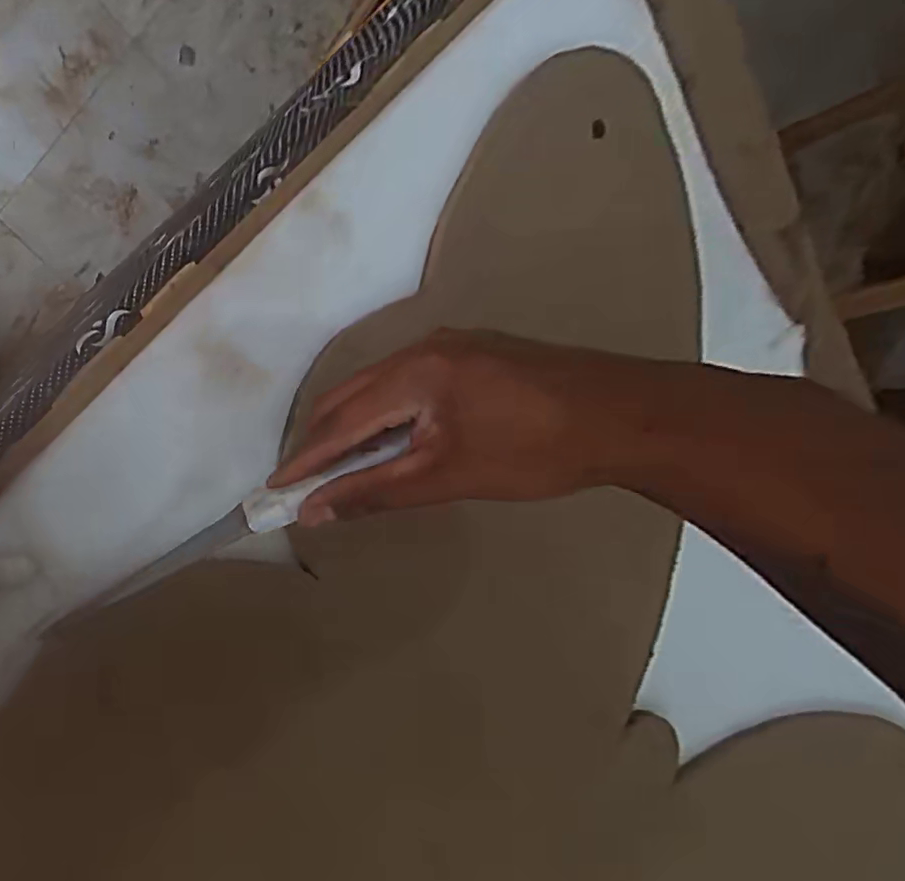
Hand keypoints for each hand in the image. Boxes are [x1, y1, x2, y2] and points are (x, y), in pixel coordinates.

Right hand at [270, 329, 664, 523]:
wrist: (630, 417)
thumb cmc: (535, 452)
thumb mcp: (445, 478)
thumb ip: (372, 492)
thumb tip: (315, 512)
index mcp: (414, 373)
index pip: (340, 423)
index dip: (304, 459)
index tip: (274, 487)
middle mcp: (422, 348)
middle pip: (348, 397)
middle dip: (319, 440)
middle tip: (300, 480)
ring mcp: (447, 345)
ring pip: (373, 388)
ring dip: (349, 427)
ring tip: (335, 466)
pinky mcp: (467, 353)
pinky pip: (401, 383)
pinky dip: (379, 414)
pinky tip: (384, 439)